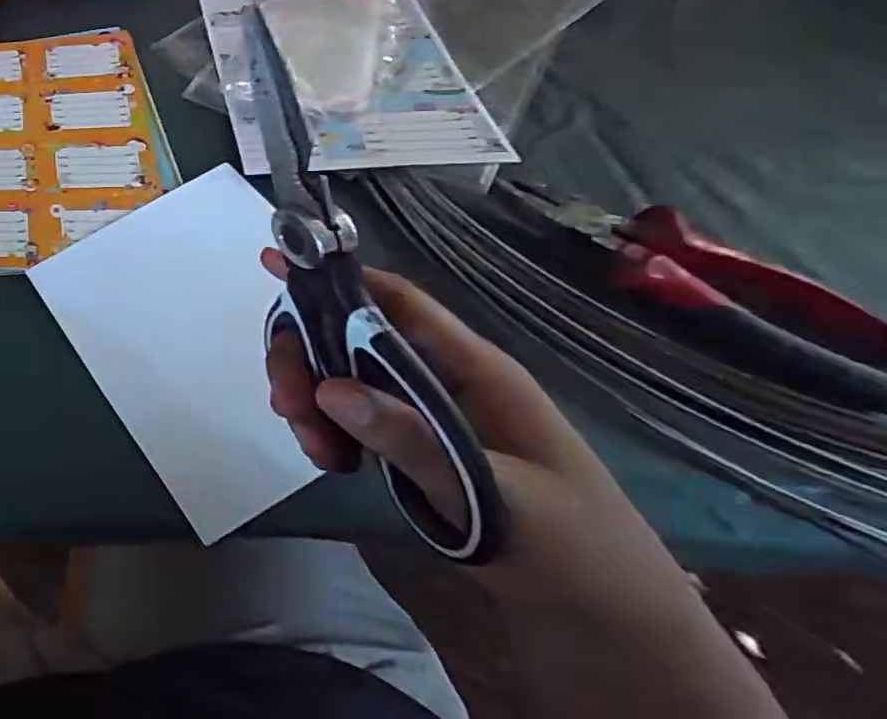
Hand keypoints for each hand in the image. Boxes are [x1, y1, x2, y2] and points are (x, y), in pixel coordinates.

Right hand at [260, 252, 695, 611]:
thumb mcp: (495, 497)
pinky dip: (323, 428)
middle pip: (349, 336)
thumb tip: (329, 388)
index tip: (275, 264)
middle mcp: (440, 376)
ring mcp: (422, 408)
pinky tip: (329, 460)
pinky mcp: (409, 440)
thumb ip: (412, 440)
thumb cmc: (572, 550)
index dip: (335, 277)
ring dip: (310, 400)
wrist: (612, 623)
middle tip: (286, 403)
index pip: (396, 301)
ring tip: (314, 450)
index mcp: (473, 368)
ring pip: (340, 376)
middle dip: (305, 357)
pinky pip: (347, 414)